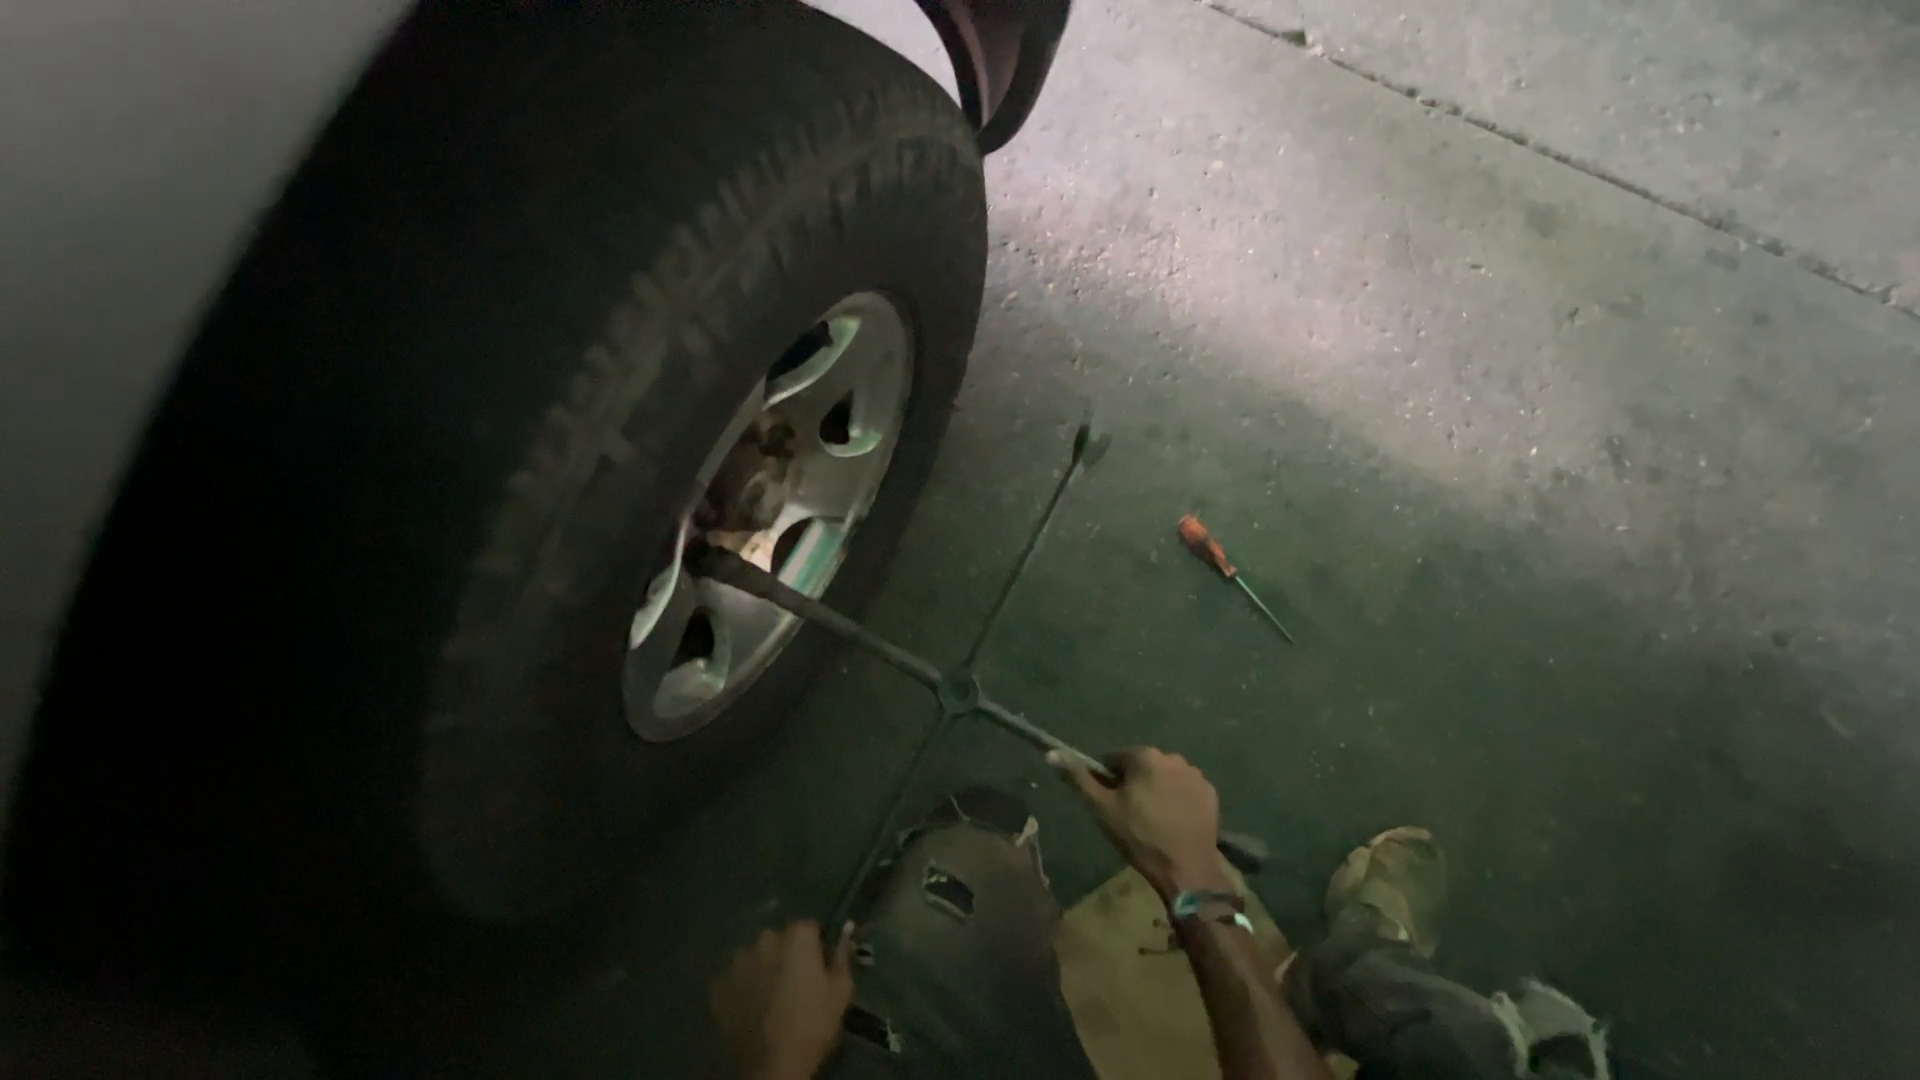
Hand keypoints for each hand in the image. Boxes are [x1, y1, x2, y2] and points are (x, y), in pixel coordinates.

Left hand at [710, 919, 855, 1079]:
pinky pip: (735, 978)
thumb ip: (842, 956)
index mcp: (797, 937)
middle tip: (793, 985)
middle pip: (780, 940)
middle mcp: (765, 940)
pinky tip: (750, 1008)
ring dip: (762, 969)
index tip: (817, 969)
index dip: (815, 948)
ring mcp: (738, 961)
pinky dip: (742, 988)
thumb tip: (845, 932)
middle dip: (786, 956)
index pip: (809, 929)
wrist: (770, 1066)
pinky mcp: (719, 984)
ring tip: (769, 998)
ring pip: (755, 957)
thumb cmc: (811, 1026)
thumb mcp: (841, 992)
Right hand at [1049, 746, 1230, 900]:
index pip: (1116, 758)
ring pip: (1165, 776)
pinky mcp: (1211, 793)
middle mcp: (1173, 757)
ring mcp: (1195, 774)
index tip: (1113, 803)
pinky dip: (1178, 798)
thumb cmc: (1139, 837)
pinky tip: (1174, 821)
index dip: (1110, 780)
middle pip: (1143, 765)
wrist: (1186, 869)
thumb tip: (1051, 753)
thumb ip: (1078, 778)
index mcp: (1145, 756)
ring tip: (1154, 819)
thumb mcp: (1102, 808)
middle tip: (1132, 814)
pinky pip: (1186, 788)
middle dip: (1135, 782)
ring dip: (1157, 789)